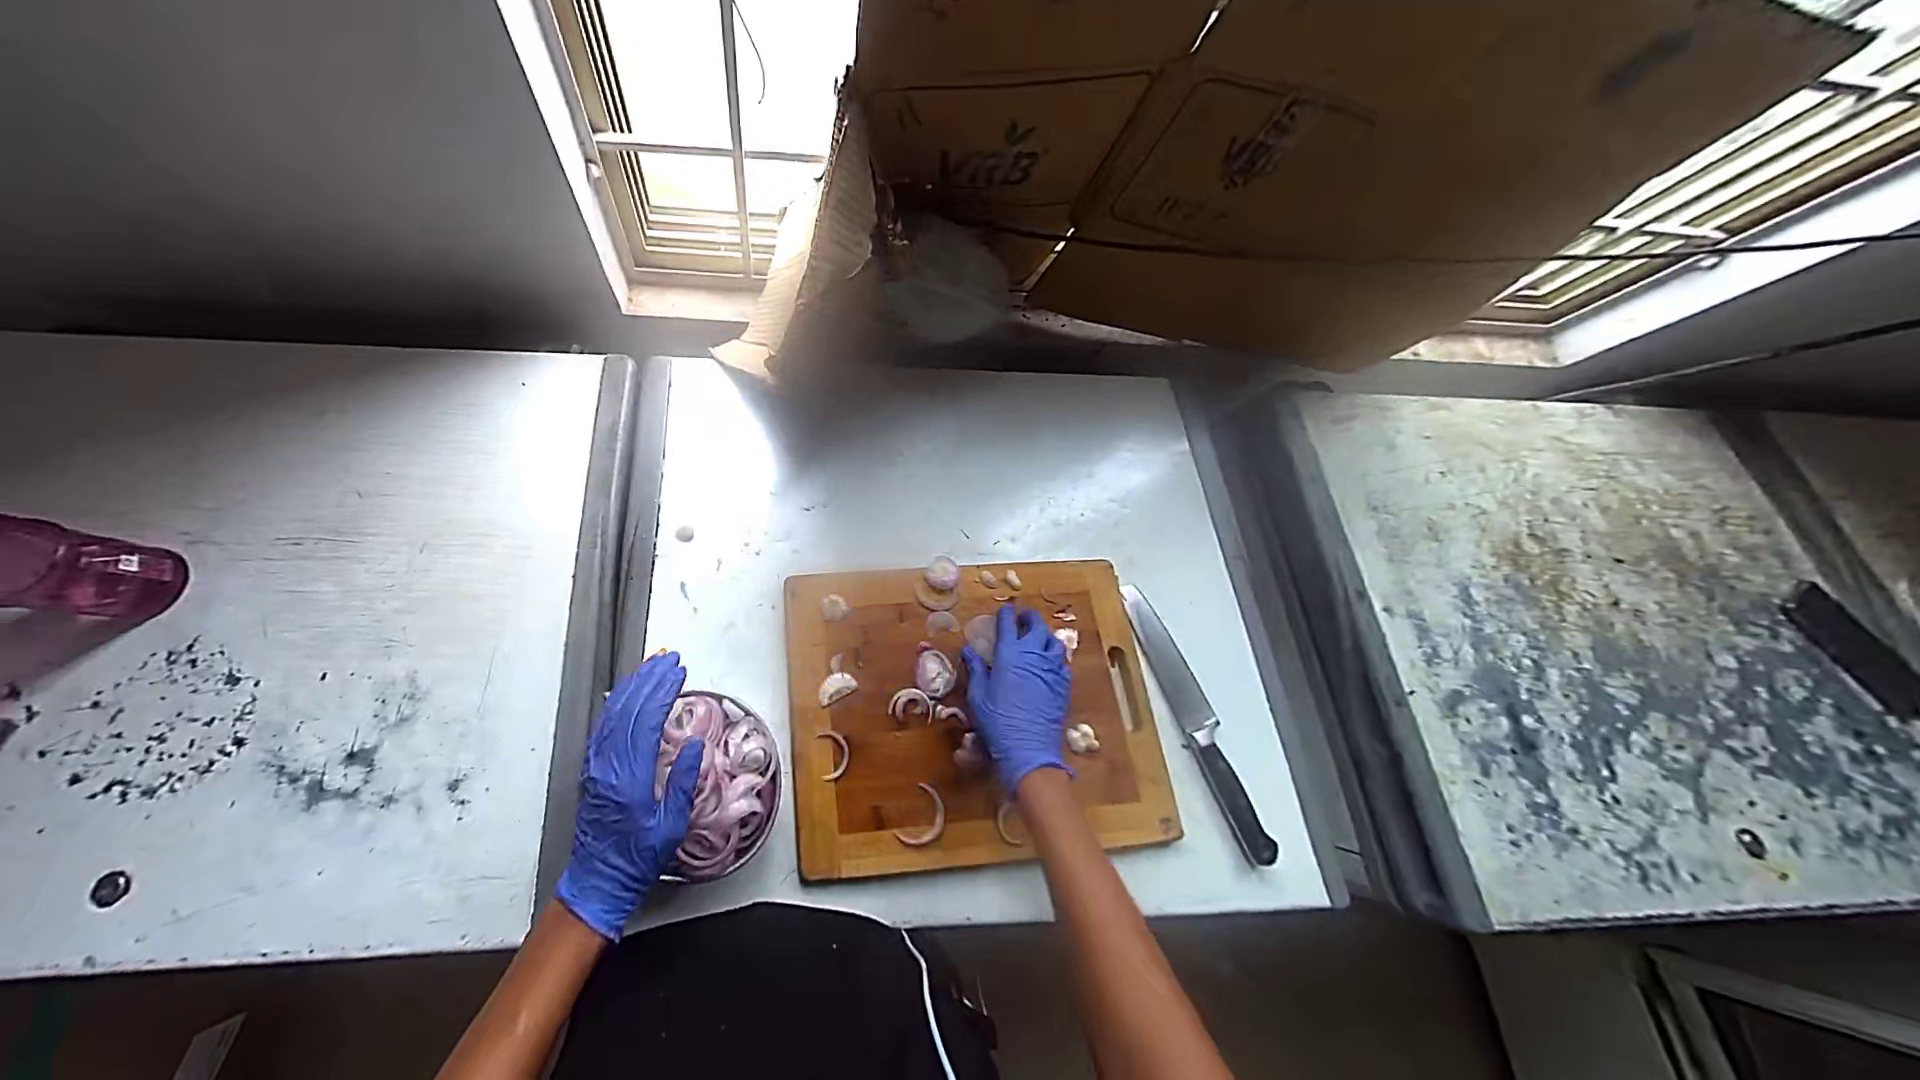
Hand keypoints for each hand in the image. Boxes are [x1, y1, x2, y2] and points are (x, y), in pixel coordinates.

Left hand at [555, 651, 703, 939]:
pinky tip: (628, 693)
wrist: (598, 879)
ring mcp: (596, 766)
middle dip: (649, 679)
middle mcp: (607, 766)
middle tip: (668, 659)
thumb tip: (695, 747)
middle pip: (627, 709)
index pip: (645, 720)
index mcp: (628, 778)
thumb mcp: (671, 825)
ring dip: (633, 686)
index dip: (662, 691)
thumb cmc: (637, 857)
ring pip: (612, 714)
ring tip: (651, 666)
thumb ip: (683, 782)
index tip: (678, 672)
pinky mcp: (592, 769)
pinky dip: (617, 703)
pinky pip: (604, 726)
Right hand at [960, 604, 1070, 790]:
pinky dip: (1055, 656)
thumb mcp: (978, 696)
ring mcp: (1052, 668)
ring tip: (1038, 638)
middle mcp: (1033, 654)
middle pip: (1036, 625)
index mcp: (1009, 653)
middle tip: (1023, 618)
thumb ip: (975, 669)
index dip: (1006, 614)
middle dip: (1029, 618)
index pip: (1008, 624)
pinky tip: (1049, 663)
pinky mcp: (1064, 683)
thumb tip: (968, 651)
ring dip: (1044, 635)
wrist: (1029, 748)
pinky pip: (1062, 661)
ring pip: (1053, 641)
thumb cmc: (997, 722)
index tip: (1005, 610)